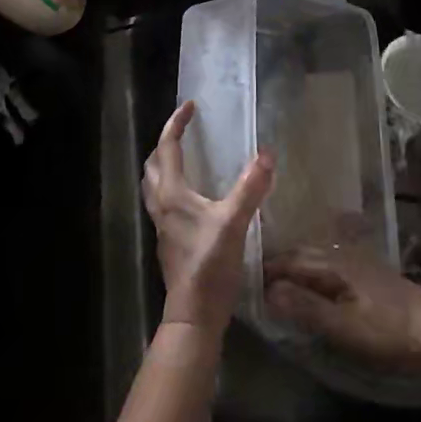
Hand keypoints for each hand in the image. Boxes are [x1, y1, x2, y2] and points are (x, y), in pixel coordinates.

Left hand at [142, 101, 274, 334]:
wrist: (194, 315)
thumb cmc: (209, 266)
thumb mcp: (234, 224)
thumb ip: (250, 188)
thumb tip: (267, 154)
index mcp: (171, 195)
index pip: (167, 148)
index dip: (176, 124)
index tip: (190, 106)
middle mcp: (161, 206)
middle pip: (153, 165)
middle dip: (165, 143)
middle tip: (184, 130)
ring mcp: (162, 225)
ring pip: (154, 184)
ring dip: (164, 164)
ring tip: (185, 156)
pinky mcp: (169, 240)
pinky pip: (163, 201)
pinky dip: (171, 185)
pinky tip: (193, 196)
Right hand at [264, 247, 420, 373]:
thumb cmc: (388, 329)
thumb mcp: (343, 325)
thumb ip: (306, 307)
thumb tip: (268, 289)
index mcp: (333, 262)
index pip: (289, 260)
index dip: (266, 270)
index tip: (242, 279)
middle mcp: (342, 253)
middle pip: (301, 254)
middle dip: (277, 265)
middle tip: (253, 283)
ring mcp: (356, 261)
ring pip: (315, 258)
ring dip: (293, 268)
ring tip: (274, 285)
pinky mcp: (366, 274)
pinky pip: (328, 265)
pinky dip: (311, 273)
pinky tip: (310, 286)